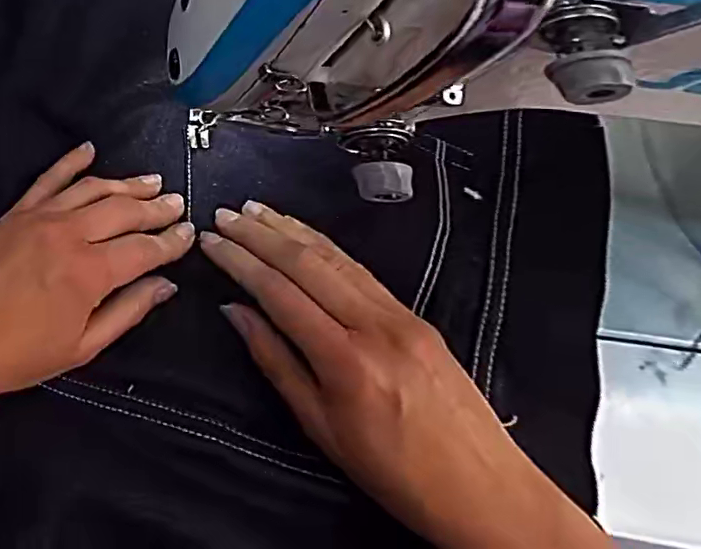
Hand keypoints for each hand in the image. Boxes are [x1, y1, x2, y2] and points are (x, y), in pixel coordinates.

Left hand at [0, 143, 194, 408]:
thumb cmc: (14, 356)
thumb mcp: (80, 348)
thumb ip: (128, 312)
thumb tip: (165, 285)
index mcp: (89, 273)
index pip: (144, 248)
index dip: (171, 241)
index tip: (189, 233)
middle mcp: (70, 235)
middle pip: (125, 211)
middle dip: (156, 208)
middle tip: (178, 204)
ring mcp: (42, 217)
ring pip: (95, 189)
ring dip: (127, 183)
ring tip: (151, 182)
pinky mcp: (18, 211)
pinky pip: (51, 178)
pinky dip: (72, 162)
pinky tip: (89, 151)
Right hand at [201, 202, 607, 548]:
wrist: (487, 491)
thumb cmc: (398, 474)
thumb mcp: (323, 430)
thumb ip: (276, 363)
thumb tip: (237, 313)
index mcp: (346, 361)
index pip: (279, 291)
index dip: (239, 261)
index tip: (212, 241)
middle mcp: (372, 325)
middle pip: (304, 262)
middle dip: (258, 233)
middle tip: (225, 213)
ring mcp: (397, 313)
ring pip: (333, 256)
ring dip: (289, 228)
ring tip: (256, 210)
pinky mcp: (413, 312)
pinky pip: (359, 267)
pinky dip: (324, 244)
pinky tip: (304, 233)